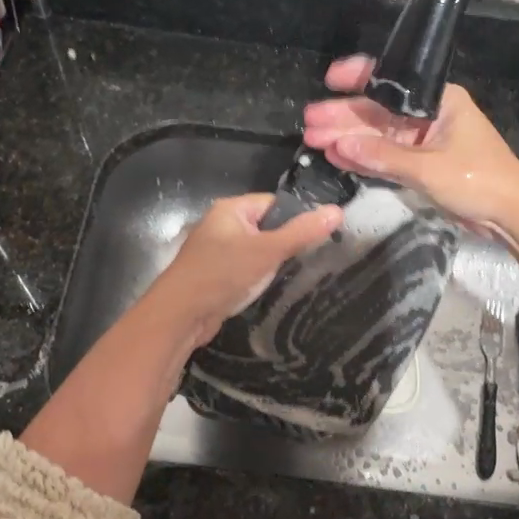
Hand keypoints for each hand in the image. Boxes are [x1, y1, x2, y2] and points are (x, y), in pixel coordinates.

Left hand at [145, 193, 342, 347]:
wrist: (181, 315)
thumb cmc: (222, 275)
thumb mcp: (268, 251)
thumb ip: (302, 233)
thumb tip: (338, 211)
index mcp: (231, 209)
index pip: (274, 203)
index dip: (298, 217)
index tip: (322, 235)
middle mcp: (222, 225)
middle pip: (267, 227)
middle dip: (287, 242)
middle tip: (313, 257)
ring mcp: (217, 252)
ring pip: (256, 251)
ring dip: (273, 263)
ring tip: (296, 274)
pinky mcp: (216, 276)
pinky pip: (245, 270)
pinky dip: (258, 278)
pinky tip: (271, 288)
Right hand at [301, 55, 518, 232]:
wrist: (511, 215)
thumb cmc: (479, 180)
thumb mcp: (429, 168)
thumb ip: (383, 158)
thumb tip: (340, 146)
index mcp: (438, 101)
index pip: (392, 82)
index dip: (358, 78)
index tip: (329, 80)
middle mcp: (428, 116)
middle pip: (378, 112)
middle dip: (343, 117)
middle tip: (308, 124)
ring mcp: (424, 143)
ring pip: (378, 137)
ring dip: (348, 139)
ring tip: (313, 140)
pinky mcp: (422, 168)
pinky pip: (386, 159)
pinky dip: (364, 160)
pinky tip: (337, 157)